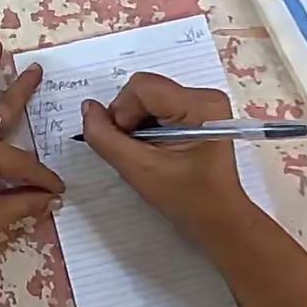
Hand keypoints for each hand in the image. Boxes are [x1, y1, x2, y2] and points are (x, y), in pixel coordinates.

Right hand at [78, 72, 260, 238]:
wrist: (218, 218)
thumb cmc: (186, 198)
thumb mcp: (136, 168)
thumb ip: (103, 135)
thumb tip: (88, 107)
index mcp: (200, 106)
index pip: (140, 88)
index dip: (122, 113)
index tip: (129, 143)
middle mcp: (204, 96)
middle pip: (142, 89)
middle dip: (127, 116)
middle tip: (135, 148)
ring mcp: (201, 102)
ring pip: (144, 96)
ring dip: (133, 121)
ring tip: (145, 149)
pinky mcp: (195, 110)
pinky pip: (153, 104)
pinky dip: (143, 123)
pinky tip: (152, 145)